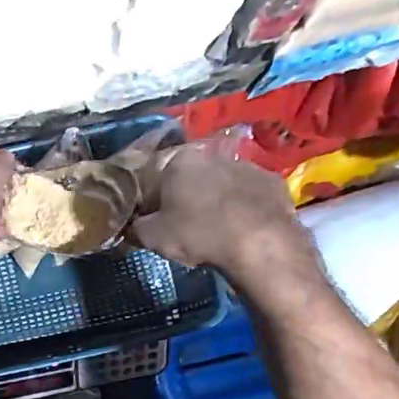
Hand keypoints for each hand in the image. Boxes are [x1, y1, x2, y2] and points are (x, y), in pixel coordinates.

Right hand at [131, 146, 306, 278]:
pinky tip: (241, 229)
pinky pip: (248, 195)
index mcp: (178, 162)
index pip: (152, 182)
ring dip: (213, 202)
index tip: (151, 225)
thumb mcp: (153, 237)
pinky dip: (242, 208)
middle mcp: (211, 155)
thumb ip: (134, 229)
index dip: (149, 206)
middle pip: (188, 180)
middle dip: (183, 200)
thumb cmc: (199, 234)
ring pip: (219, 185)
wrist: (259, 242)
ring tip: (214, 232)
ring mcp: (245, 165)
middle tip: (182, 230)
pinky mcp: (271, 182)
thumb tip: (127, 227)